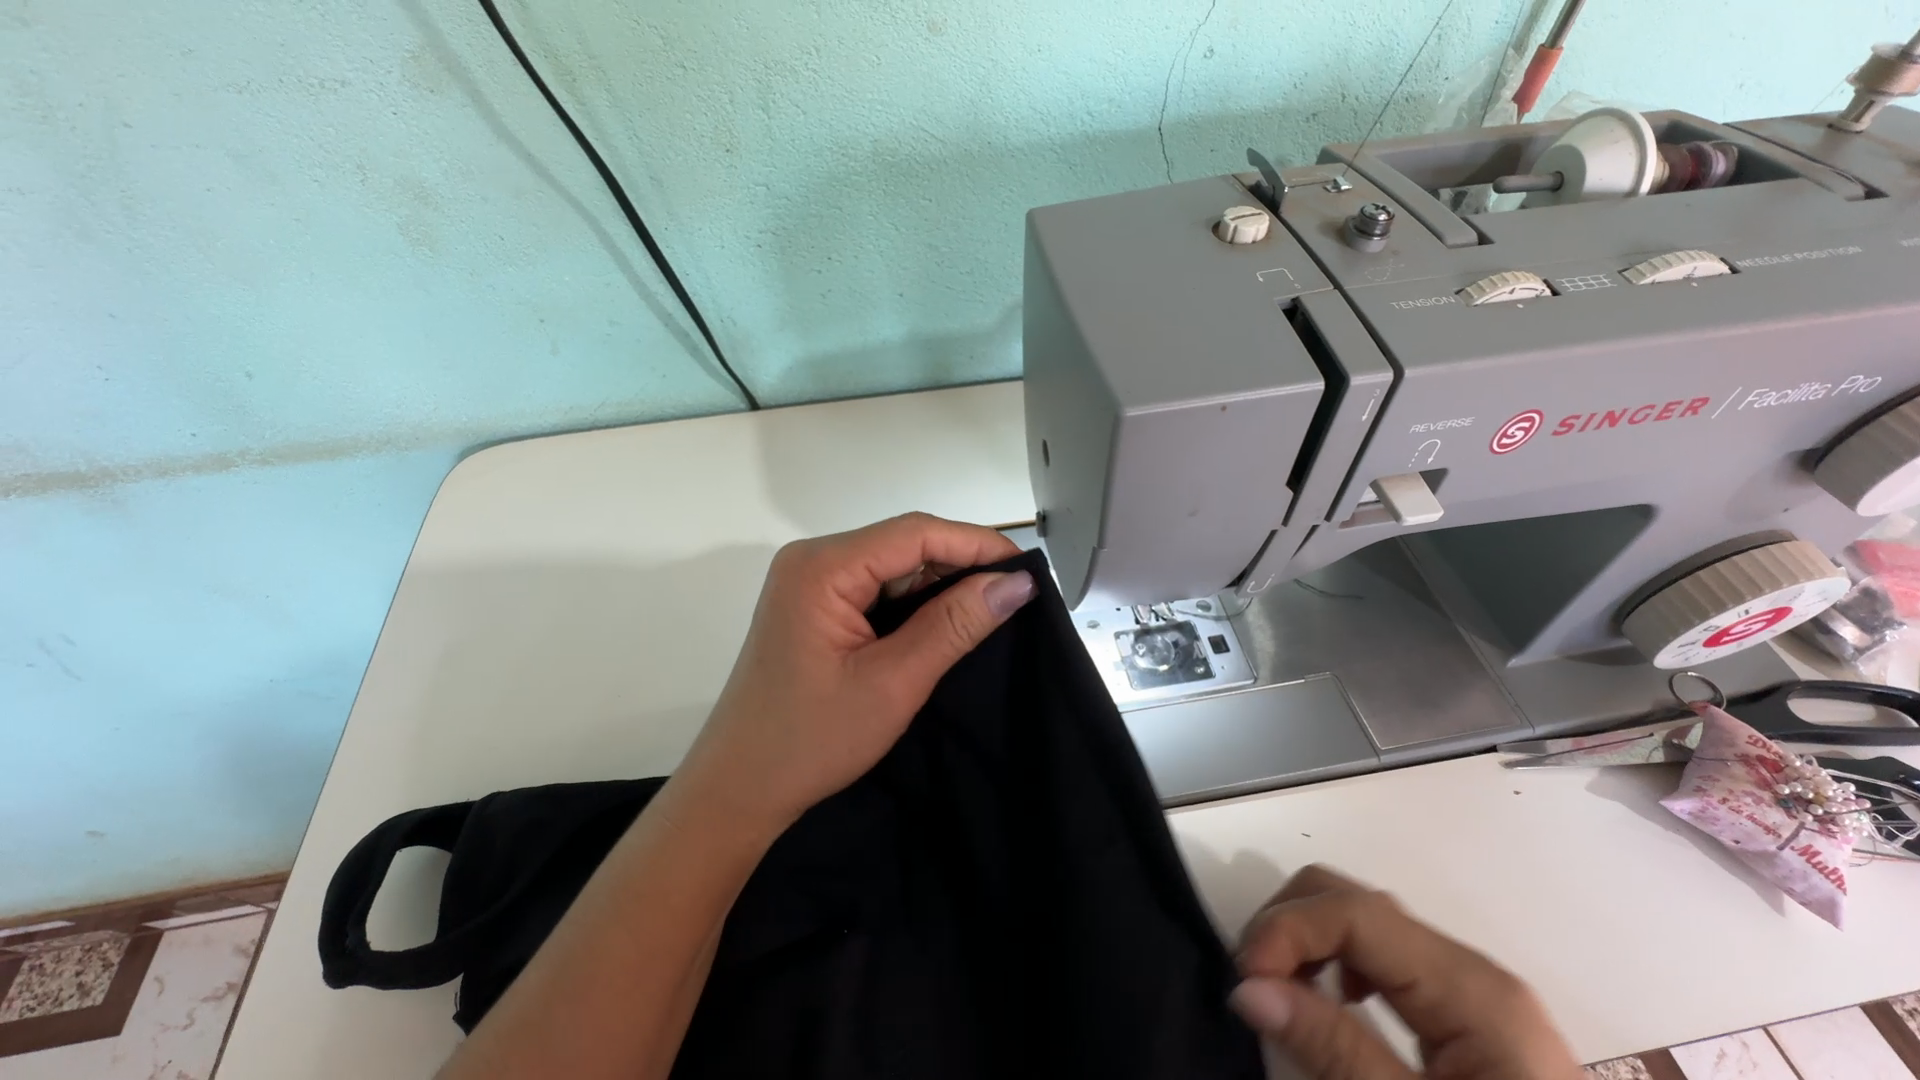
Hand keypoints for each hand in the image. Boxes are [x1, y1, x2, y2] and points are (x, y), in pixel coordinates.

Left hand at [675, 512, 1035, 829]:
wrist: (740, 787)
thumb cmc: (811, 740)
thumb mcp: (894, 683)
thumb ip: (955, 625)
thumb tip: (1016, 583)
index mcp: (822, 567)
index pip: (915, 533)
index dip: (977, 545)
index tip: (1029, 570)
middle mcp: (813, 560)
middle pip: (904, 543)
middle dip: (962, 565)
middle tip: (1017, 595)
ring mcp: (811, 582)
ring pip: (894, 566)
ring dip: (942, 585)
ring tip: (994, 608)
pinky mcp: (816, 606)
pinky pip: (878, 589)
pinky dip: (916, 603)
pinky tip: (949, 621)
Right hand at [1230, 865, 1580, 1079]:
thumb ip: (1335, 1051)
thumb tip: (1248, 987)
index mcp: (1471, 989)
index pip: (1354, 911)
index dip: (1285, 930)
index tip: (1244, 985)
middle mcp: (1472, 969)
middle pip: (1357, 898)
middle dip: (1290, 926)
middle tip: (1256, 989)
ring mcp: (1472, 989)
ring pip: (1365, 922)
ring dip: (1308, 943)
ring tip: (1282, 1000)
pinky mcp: (1467, 1014)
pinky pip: (1385, 957)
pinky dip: (1339, 964)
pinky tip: (1333, 1009)